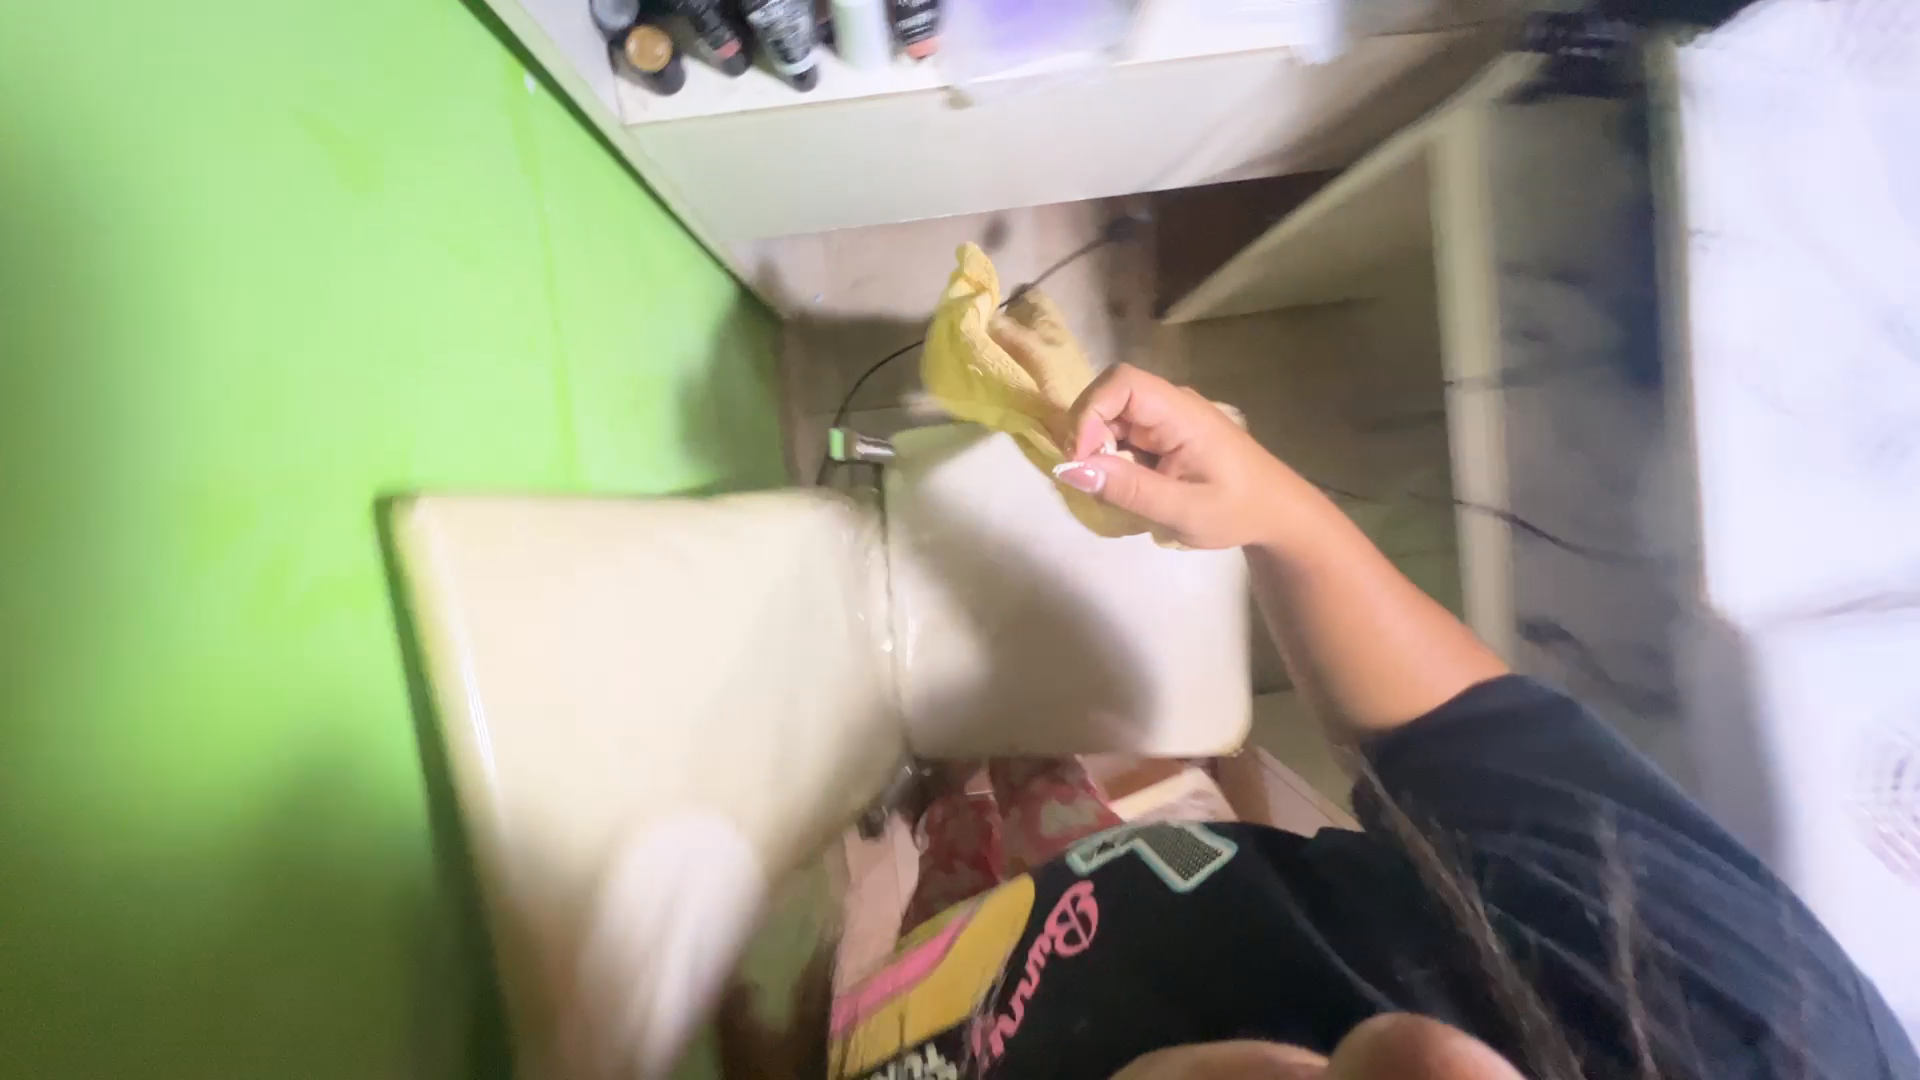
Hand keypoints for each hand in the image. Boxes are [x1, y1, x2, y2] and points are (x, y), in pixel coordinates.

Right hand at [1055, 364, 1310, 549]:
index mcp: (1183, 413)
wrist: (1277, 514)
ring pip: (1110, 417)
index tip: (1083, 459)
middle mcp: (1171, 405)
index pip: (1120, 382)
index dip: (1091, 412)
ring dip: (1097, 449)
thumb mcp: (1183, 511)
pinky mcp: (1162, 435)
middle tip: (1089, 478)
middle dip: (1088, 433)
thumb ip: (1129, 489)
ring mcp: (1165, 419)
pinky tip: (1121, 486)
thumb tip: (1071, 469)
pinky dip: (1110, 458)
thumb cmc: (1238, 512)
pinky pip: (1121, 434)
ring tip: (1106, 487)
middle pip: (1109, 397)